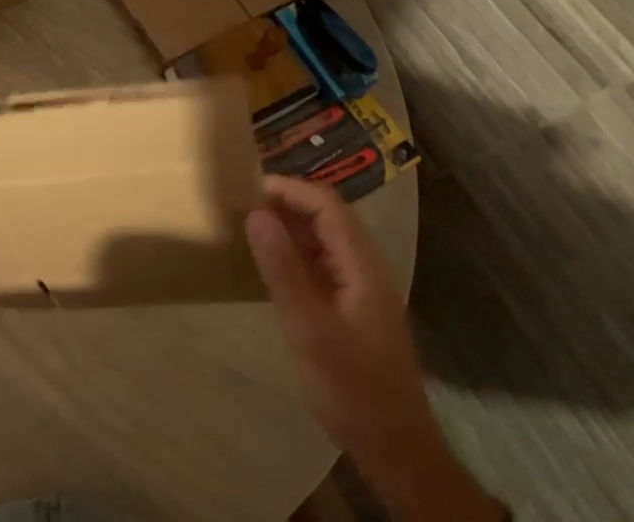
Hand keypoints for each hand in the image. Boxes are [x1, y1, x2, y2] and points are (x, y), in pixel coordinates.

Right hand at [246, 176, 499, 521]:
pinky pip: (322, 266)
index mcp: (362, 267)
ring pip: (325, 242)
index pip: (327, 206)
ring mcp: (361, 291)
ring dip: (289, 228)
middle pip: (328, 218)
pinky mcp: (352, 311)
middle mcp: (366, 270)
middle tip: (239, 203)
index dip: (289, 189)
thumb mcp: (308, 328)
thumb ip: (282, 269)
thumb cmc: (351, 387)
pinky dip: (294, 255)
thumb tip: (256, 214)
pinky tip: (268, 266)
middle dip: (287, 203)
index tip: (245, 187)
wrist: (394, 446)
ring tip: (247, 226)